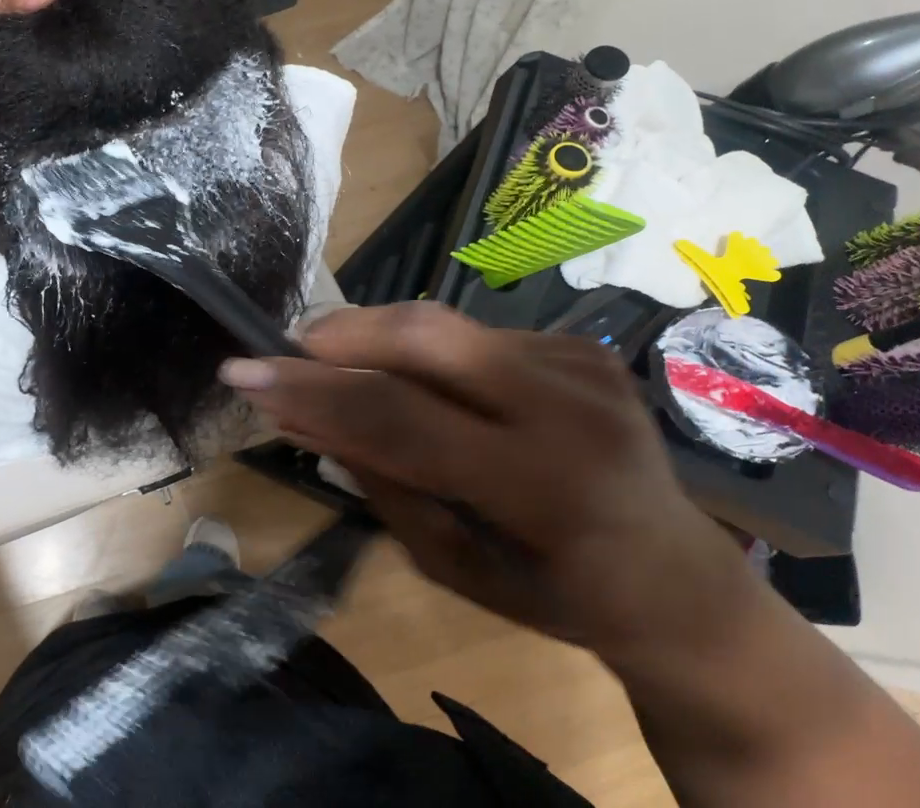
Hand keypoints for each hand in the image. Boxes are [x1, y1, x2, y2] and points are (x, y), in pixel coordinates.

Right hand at [221, 303, 752, 653]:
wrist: (678, 578)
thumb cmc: (553, 594)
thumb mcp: (451, 565)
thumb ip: (379, 482)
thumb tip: (301, 413)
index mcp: (544, 486)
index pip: (400, 416)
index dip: (310, 389)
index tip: (240, 374)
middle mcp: (571, 408)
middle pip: (424, 337)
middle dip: (335, 338)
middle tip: (280, 356)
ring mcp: (582, 365)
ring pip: (440, 326)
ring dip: (368, 343)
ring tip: (332, 373)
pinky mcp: (580, 345)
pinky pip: (469, 335)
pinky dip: (417, 354)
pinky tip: (413, 386)